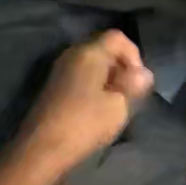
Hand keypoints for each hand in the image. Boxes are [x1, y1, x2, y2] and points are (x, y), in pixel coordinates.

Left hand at [12, 30, 154, 179]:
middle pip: (104, 47)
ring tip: (116, 103)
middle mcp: (73, 52)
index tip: (138, 82)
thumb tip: (143, 73)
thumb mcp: (118, 106)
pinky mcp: (55, 84)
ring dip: (108, 77)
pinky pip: (81, 74)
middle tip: (129, 94)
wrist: (42, 147)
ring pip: (93, 62)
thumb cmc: (84, 123)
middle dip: (122, 66)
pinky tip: (97, 107)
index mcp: (89, 51)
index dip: (134, 55)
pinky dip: (94, 84)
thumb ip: (133, 85)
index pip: (118, 37)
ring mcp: (61, 67)